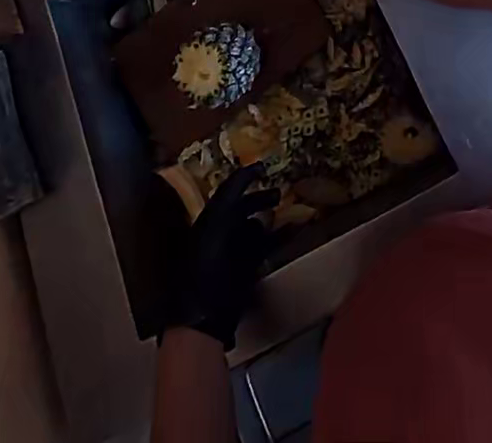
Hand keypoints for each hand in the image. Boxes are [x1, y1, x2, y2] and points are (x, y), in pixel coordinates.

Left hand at [167, 164, 277, 348]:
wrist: (201, 323)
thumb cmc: (205, 271)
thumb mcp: (217, 227)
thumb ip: (231, 198)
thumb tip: (249, 171)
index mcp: (208, 223)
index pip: (228, 192)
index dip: (245, 177)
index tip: (264, 167)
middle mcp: (217, 235)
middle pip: (240, 210)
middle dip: (258, 198)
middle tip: (278, 193)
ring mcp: (230, 255)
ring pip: (252, 229)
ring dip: (268, 219)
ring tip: (285, 212)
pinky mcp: (241, 273)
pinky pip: (261, 250)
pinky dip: (276, 240)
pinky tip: (291, 234)